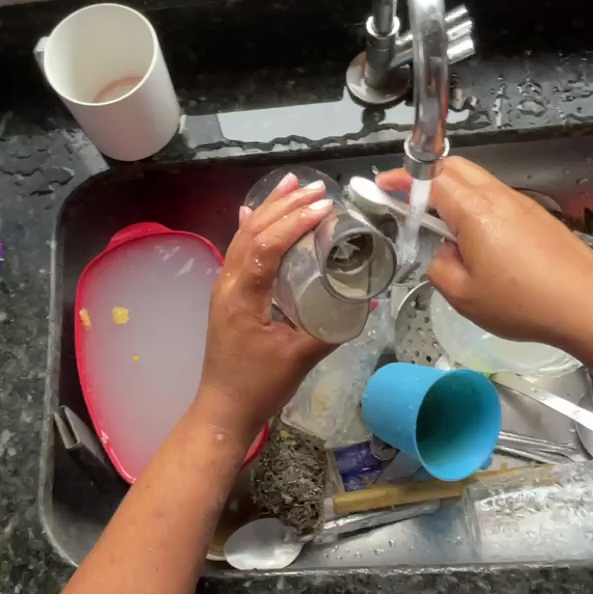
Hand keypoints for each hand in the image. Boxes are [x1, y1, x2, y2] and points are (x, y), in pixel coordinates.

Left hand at [193, 173, 337, 436]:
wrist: (224, 409)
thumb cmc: (259, 386)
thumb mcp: (301, 357)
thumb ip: (334, 327)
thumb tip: (368, 300)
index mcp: (243, 296)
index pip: (266, 245)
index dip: (295, 222)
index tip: (324, 207)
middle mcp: (228, 284)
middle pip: (252, 231)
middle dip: (284, 205)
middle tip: (317, 188)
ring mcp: (224, 287)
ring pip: (244, 237)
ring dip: (269, 209)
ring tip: (292, 184)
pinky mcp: (228, 295)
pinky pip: (239, 250)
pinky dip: (253, 228)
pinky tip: (253, 212)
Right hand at [376, 158, 592, 355]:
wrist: (590, 307)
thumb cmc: (524, 303)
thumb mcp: (463, 296)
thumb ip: (439, 267)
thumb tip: (445, 253)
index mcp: (475, 211)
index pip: (431, 180)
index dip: (404, 180)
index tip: (384, 185)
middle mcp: (499, 198)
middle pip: (456, 168)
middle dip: (426, 178)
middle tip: (408, 202)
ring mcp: (523, 206)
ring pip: (478, 183)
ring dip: (453, 194)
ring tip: (442, 229)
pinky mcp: (538, 220)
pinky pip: (497, 202)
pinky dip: (476, 209)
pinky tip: (477, 244)